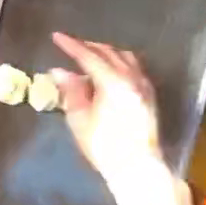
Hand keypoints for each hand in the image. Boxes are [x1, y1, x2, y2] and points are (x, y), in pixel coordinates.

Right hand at [50, 32, 168, 194]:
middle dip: (88, 46)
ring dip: (105, 52)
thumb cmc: (104, 146)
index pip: (89, 57)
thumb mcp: (80, 119)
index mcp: (114, 84)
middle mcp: (132, 79)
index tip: (56, 37)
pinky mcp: (149, 94)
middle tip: (70, 45)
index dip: (71, 46)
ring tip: (89, 55)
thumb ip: (72, 91)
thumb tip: (60, 71)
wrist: (137, 167)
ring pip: (124, 57)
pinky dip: (118, 61)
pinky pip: (133, 67)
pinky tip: (108, 69)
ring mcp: (144, 85)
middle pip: (108, 53)